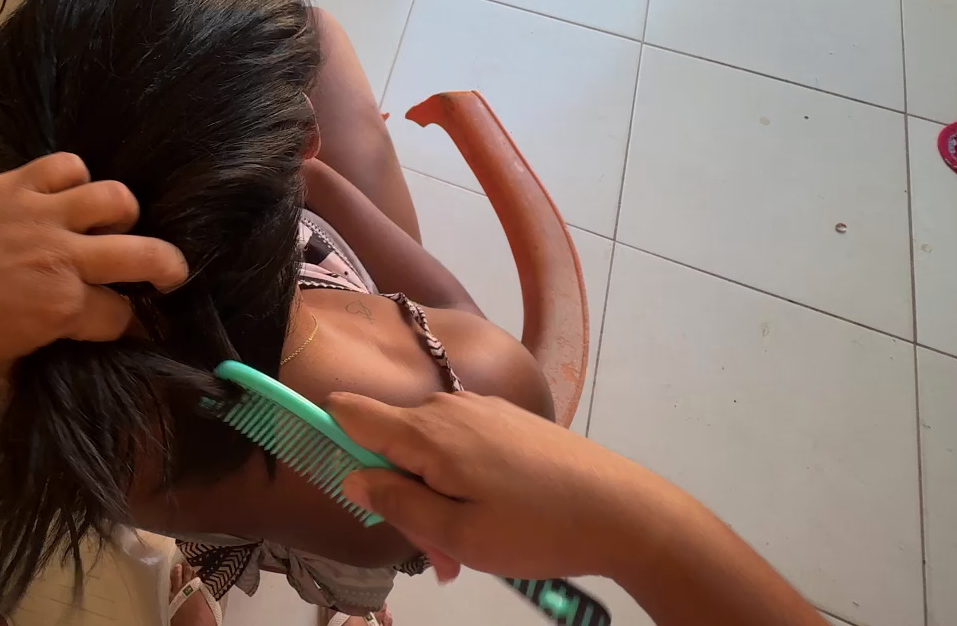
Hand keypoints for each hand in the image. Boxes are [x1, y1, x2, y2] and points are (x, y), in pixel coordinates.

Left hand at [0, 152, 187, 374]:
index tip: (123, 322)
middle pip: (144, 255)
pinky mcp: (19, 184)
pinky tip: (67, 194)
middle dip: (169, 268)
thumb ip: (48, 354)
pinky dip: (74, 178)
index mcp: (62, 308)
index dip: (126, 324)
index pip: (121, 315)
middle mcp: (64, 257)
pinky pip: (67, 166)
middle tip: (171, 273)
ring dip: (123, 215)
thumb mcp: (4, 363)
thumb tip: (71, 350)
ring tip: (114, 224)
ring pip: (115, 199)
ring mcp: (43, 214)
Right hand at [329, 391, 679, 582]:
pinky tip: (497, 512)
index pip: (348, 410)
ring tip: (475, 539)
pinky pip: (457, 440)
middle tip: (438, 549)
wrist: (626, 510)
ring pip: (426, 445)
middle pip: (389, 440)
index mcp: (424, 433)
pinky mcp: (500, 415)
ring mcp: (474, 407)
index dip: (329, 434)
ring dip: (432, 488)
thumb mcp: (461, 535)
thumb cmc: (537, 529)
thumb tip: (350, 475)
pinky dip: (459, 475)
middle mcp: (441, 407)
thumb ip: (398, 502)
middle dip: (399, 488)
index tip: (341, 473)